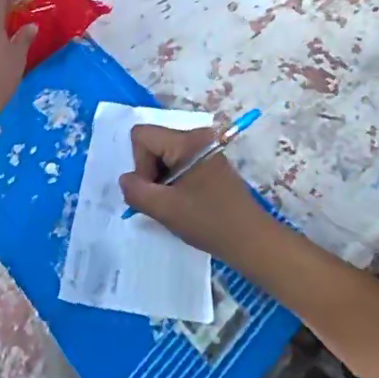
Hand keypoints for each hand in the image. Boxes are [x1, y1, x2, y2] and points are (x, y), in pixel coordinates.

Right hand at [118, 125, 269, 256]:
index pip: (142, 136)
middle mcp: (197, 137)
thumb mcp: (164, 209)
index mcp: (188, 141)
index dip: (139, 164)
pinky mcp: (210, 164)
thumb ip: (135, 191)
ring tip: (174, 204)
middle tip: (163, 201)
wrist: (252, 241)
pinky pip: (178, 164)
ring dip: (161, 180)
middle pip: (153, 144)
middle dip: (149, 172)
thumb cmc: (209, 222)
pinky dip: (173, 183)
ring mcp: (205, 150)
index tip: (154, 190)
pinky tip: (184, 203)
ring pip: (164, 156)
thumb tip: (126, 180)